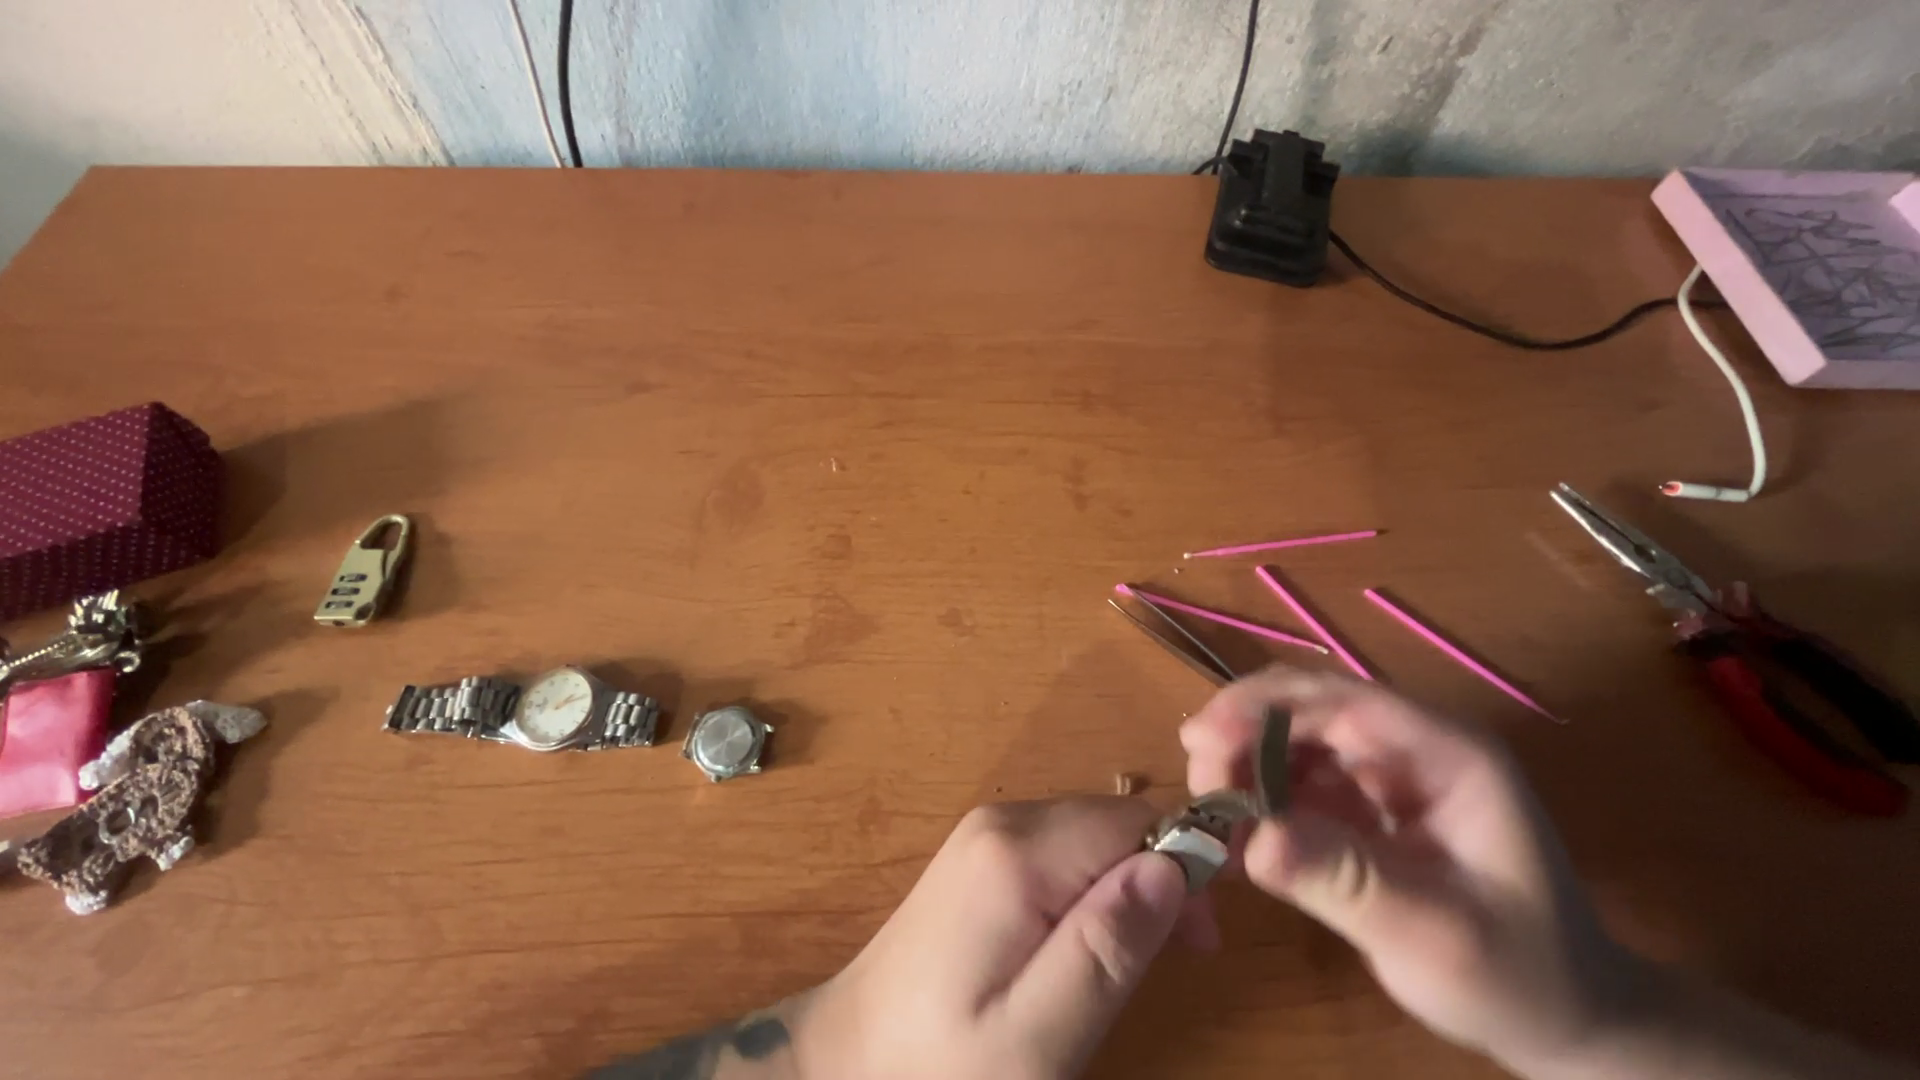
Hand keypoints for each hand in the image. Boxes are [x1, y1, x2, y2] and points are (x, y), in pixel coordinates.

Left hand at [794, 798, 1213, 1079]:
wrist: (848, 1058)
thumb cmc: (943, 1061)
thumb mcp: (1038, 1032)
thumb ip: (1107, 947)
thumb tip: (1174, 866)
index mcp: (1018, 853)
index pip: (1136, 818)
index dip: (1186, 864)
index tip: (1201, 936)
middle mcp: (1003, 821)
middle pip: (1115, 820)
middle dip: (1161, 875)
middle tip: (1180, 955)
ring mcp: (987, 833)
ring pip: (1094, 834)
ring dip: (1131, 883)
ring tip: (1134, 959)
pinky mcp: (982, 854)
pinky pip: (1063, 849)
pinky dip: (1094, 884)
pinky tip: (1088, 939)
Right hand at [1182, 667, 1635, 1068]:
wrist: (1563, 1015)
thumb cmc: (1517, 976)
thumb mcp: (1433, 936)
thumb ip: (1344, 882)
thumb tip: (1253, 839)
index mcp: (1447, 754)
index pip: (1344, 701)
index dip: (1267, 708)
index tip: (1203, 737)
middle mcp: (1411, 748)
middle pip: (1309, 707)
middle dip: (1243, 730)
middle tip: (1196, 780)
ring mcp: (1384, 774)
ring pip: (1293, 737)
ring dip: (1243, 763)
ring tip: (1209, 811)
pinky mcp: (1362, 805)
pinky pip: (1295, 780)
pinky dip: (1257, 797)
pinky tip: (1235, 831)